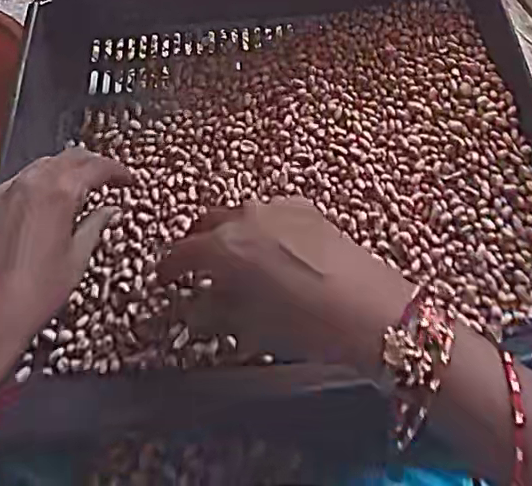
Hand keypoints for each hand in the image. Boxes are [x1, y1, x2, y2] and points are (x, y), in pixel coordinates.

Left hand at [0, 148, 132, 392]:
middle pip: (67, 157)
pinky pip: (13, 186)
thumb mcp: (74, 264)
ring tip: (75, 192)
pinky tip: (38, 210)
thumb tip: (109, 210)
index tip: (128, 180)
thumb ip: (94, 227)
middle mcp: (26, 182)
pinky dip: (33, 188)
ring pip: (38, 167)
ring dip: (61, 172)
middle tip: (106, 180)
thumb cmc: (28, 301)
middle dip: (90, 164)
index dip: (116, 170)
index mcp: (57, 191)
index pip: (96, 166)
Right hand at [159, 198, 413, 374]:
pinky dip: (260, 227)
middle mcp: (246, 215)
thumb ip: (214, 309)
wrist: (367, 307)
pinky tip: (270, 251)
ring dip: (229, 234)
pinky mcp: (305, 206)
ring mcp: (278, 206)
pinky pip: (269, 212)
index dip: (168, 268)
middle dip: (197, 244)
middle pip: (207, 223)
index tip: (164, 280)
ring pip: (239, 215)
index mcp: (225, 245)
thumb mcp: (249, 326)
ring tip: (234, 262)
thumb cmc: (304, 324)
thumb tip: (193, 305)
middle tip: (194, 269)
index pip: (181, 252)